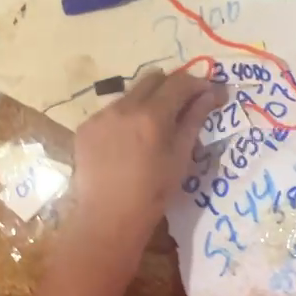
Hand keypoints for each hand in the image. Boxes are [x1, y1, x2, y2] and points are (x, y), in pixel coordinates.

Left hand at [67, 70, 218, 245]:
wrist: (108, 217)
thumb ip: (194, 121)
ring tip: (152, 127)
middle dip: (172, 86)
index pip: (179, 82)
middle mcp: (124, 107)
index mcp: (151, 116)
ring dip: (147, 101)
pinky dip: (125, 118)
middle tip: (183, 104)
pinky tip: (127, 142)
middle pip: (153, 78)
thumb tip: (209, 95)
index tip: (209, 92)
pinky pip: (111, 111)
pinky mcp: (85, 127)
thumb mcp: (180, 159)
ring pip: (130, 94)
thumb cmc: (152, 193)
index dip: (198, 83)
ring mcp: (101, 115)